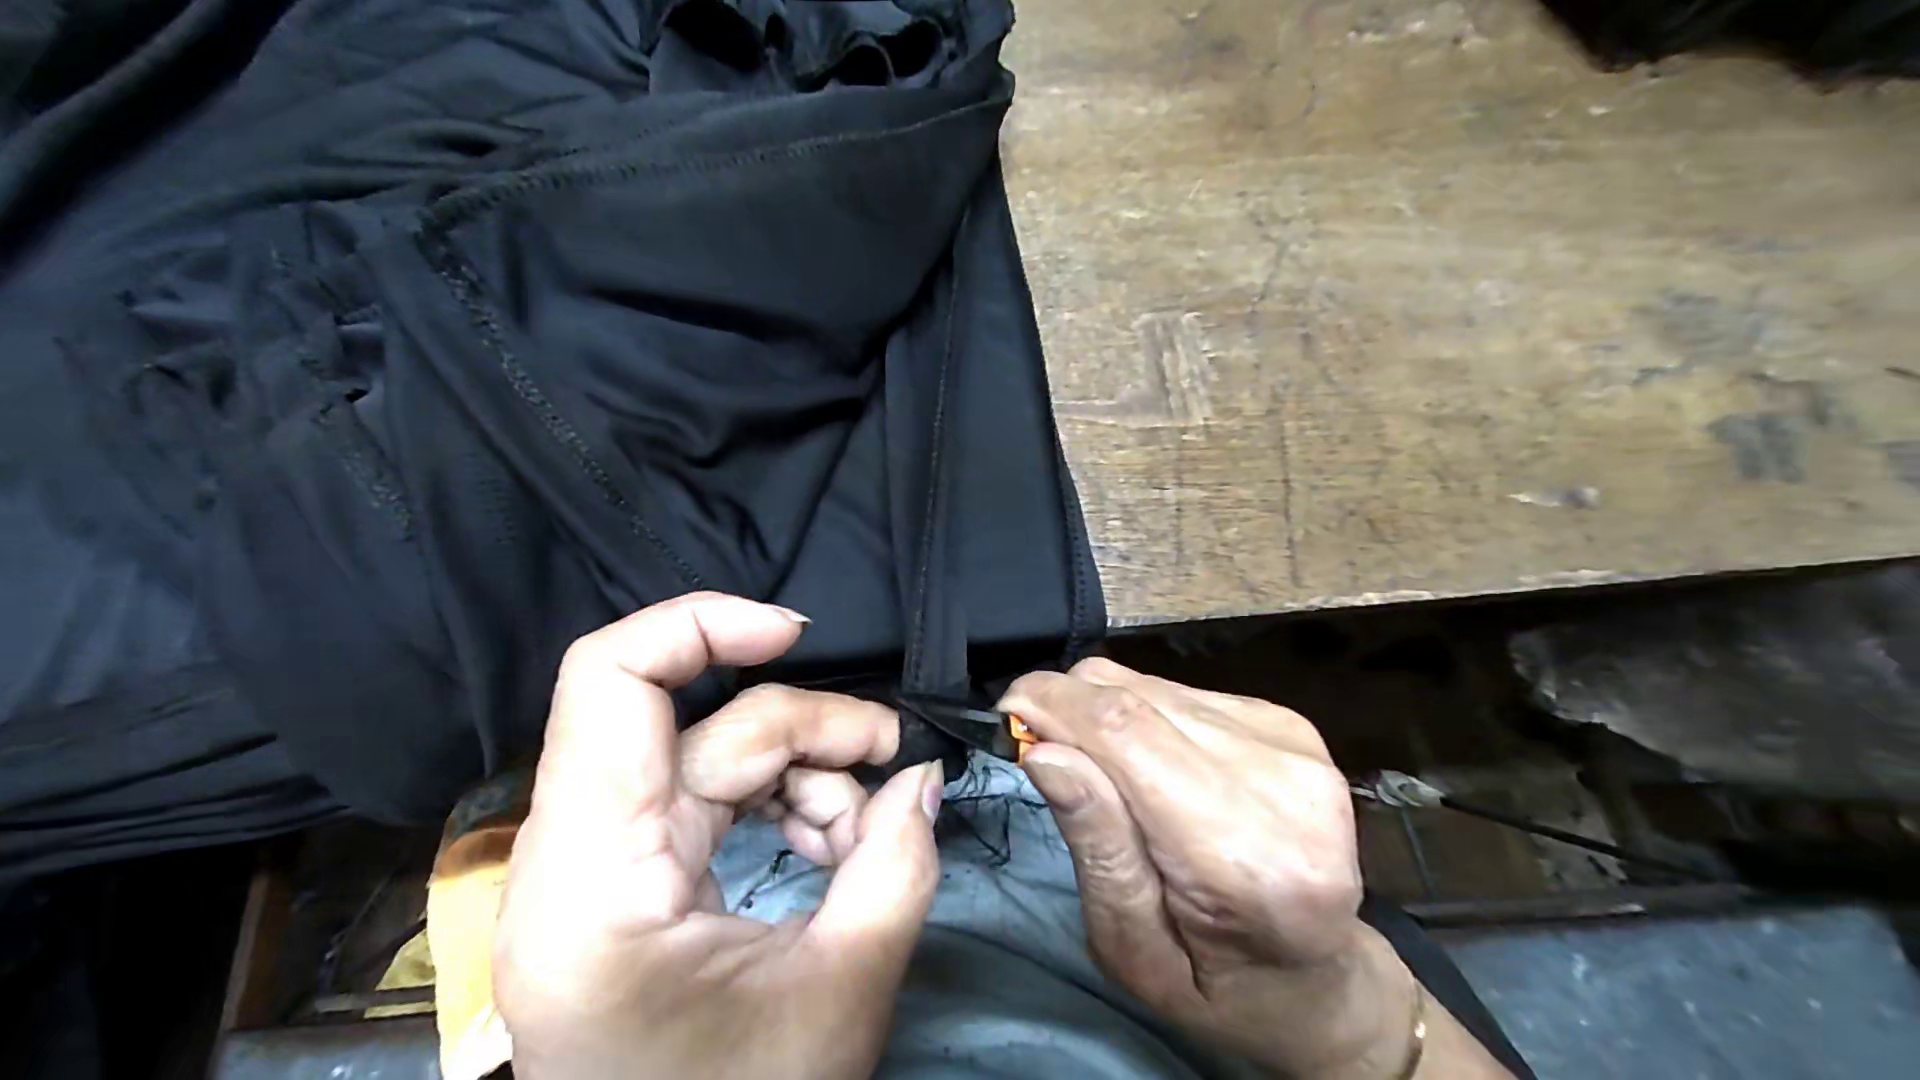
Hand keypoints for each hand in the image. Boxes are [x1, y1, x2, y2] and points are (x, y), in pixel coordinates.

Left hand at [494, 592, 945, 1079]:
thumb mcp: (844, 989)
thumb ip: (896, 862)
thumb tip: (921, 776)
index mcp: (597, 879)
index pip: (611, 681)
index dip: (701, 624)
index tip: (793, 634)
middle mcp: (577, 854)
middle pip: (705, 724)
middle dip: (812, 729)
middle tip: (890, 761)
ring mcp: (600, 860)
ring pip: (717, 751)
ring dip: (805, 770)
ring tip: (862, 833)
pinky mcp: (632, 869)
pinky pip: (715, 790)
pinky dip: (781, 798)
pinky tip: (828, 842)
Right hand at [1001, 658, 1426, 1078]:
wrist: (1322, 975)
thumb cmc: (1221, 987)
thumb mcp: (1135, 951)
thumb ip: (1096, 846)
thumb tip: (1043, 751)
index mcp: (1249, 860)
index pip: (1128, 736)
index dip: (1054, 705)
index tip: (1005, 712)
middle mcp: (1284, 784)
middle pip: (1136, 698)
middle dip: (1066, 703)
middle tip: (1034, 736)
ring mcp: (1292, 743)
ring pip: (1151, 683)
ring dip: (1101, 708)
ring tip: (1096, 761)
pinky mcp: (1287, 720)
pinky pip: (1177, 689)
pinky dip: (1138, 711)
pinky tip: (1145, 758)